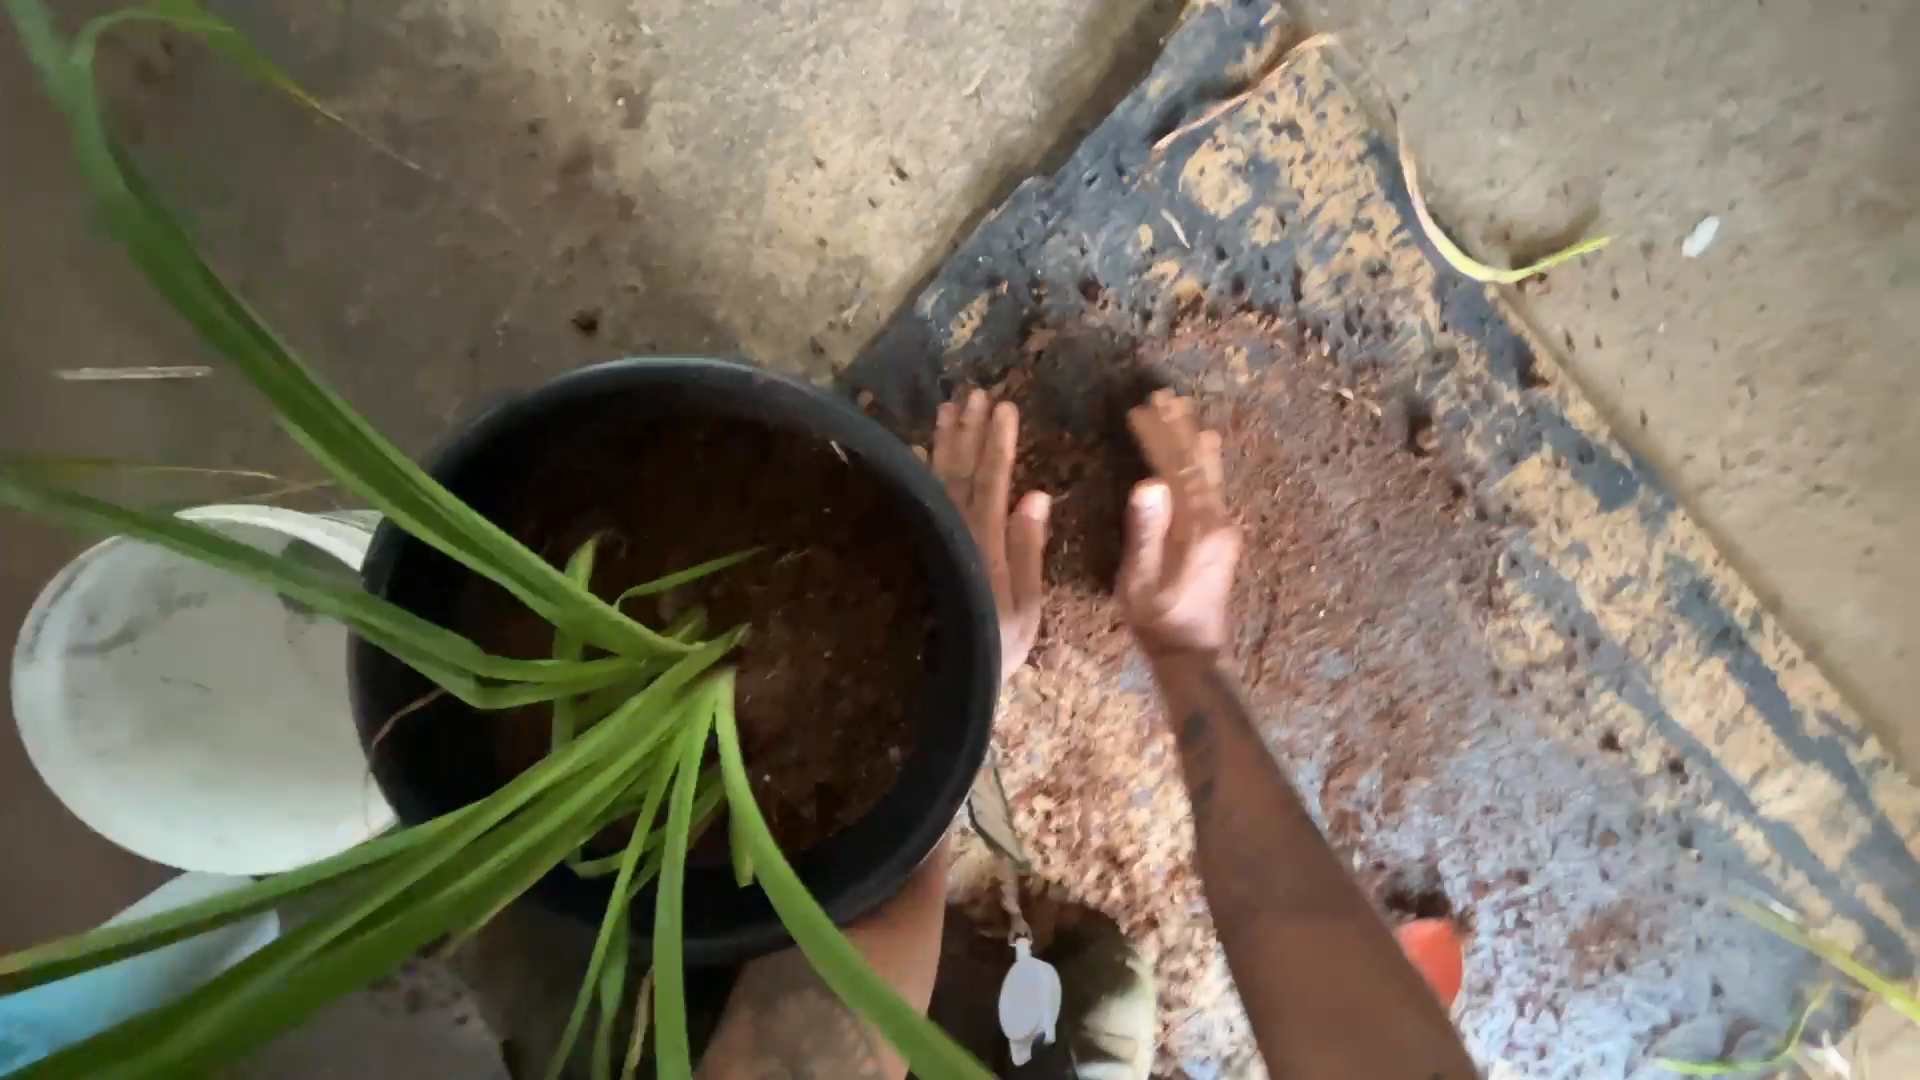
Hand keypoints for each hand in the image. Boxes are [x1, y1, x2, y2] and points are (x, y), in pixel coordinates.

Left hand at [933, 389, 1050, 683]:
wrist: (949, 675)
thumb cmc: (998, 645)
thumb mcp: (1027, 606)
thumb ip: (1028, 551)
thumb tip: (1036, 494)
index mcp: (985, 543)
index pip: (992, 482)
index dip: (998, 444)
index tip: (1005, 407)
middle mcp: (955, 532)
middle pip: (961, 472)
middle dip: (969, 431)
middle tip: (975, 393)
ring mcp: (935, 536)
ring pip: (937, 479)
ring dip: (944, 442)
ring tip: (949, 407)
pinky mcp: (923, 543)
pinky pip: (919, 499)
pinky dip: (917, 471)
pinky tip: (914, 448)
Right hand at [1121, 389, 1241, 659]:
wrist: (1193, 653)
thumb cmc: (1159, 621)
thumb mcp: (1141, 581)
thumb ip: (1144, 533)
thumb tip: (1147, 482)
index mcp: (1199, 527)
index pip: (1177, 467)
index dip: (1157, 436)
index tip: (1138, 409)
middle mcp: (1218, 520)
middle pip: (1197, 462)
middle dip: (1177, 428)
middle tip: (1162, 396)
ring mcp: (1223, 528)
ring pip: (1208, 472)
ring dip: (1191, 439)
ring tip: (1180, 411)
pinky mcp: (1220, 537)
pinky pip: (1210, 486)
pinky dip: (1199, 461)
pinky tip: (1202, 452)